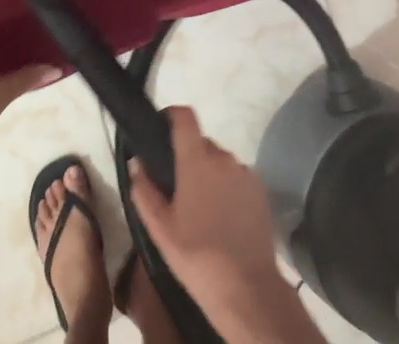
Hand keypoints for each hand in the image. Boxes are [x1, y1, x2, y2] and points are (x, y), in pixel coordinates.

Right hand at [127, 107, 285, 310]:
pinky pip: (237, 177)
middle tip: (175, 188)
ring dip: (208, 173)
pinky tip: (221, 217)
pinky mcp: (261, 189)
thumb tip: (137, 164)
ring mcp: (246, 173)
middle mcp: (224, 158)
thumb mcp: (160, 228)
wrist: (245, 284)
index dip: (172, 114)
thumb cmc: (195, 255)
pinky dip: (226, 187)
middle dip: (187, 157)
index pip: (185, 117)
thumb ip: (144, 191)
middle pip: (201, 143)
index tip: (160, 127)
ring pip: (220, 162)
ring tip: (200, 209)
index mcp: (197, 161)